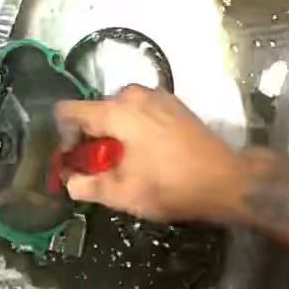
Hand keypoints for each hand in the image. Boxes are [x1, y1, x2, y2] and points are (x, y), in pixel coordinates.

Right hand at [53, 85, 250, 223]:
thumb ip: (86, 185)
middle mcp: (133, 94)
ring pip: (118, 111)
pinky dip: (134, 128)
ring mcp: (156, 95)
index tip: (72, 160)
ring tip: (124, 163)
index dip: (62, 136)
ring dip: (113, 134)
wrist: (225, 180)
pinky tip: (145, 153)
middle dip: (90, 138)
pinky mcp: (173, 103)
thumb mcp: (121, 193)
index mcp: (116, 110)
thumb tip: (69, 181)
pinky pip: (140, 111)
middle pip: (94, 111)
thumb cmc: (170, 185)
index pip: (69, 111)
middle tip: (97, 168)